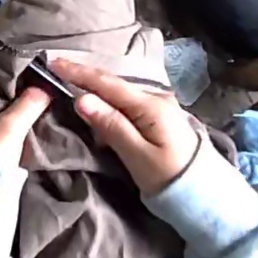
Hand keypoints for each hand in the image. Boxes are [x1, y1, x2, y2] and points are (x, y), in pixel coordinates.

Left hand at [0, 83, 50, 166]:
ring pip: (2, 103)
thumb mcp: (11, 128)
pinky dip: (14, 116)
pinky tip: (32, 116)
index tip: (42, 78)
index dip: (20, 75)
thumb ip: (30, 103)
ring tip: (43, 101)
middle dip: (21, 91)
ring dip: (19, 105)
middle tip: (46, 90)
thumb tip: (48, 86)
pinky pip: (0, 115)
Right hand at [52, 58, 201, 193]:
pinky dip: (107, 97)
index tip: (53, 62)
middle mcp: (155, 98)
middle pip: (112, 83)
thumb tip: (82, 99)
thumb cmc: (169, 178)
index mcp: (149, 105)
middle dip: (83, 75)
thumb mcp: (137, 156)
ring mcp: (159, 105)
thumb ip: (111, 125)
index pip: (106, 83)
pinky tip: (96, 99)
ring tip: (69, 79)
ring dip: (94, 85)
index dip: (78, 72)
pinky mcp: (159, 116)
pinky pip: (126, 100)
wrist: (205, 194)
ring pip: (119, 91)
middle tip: (56, 67)